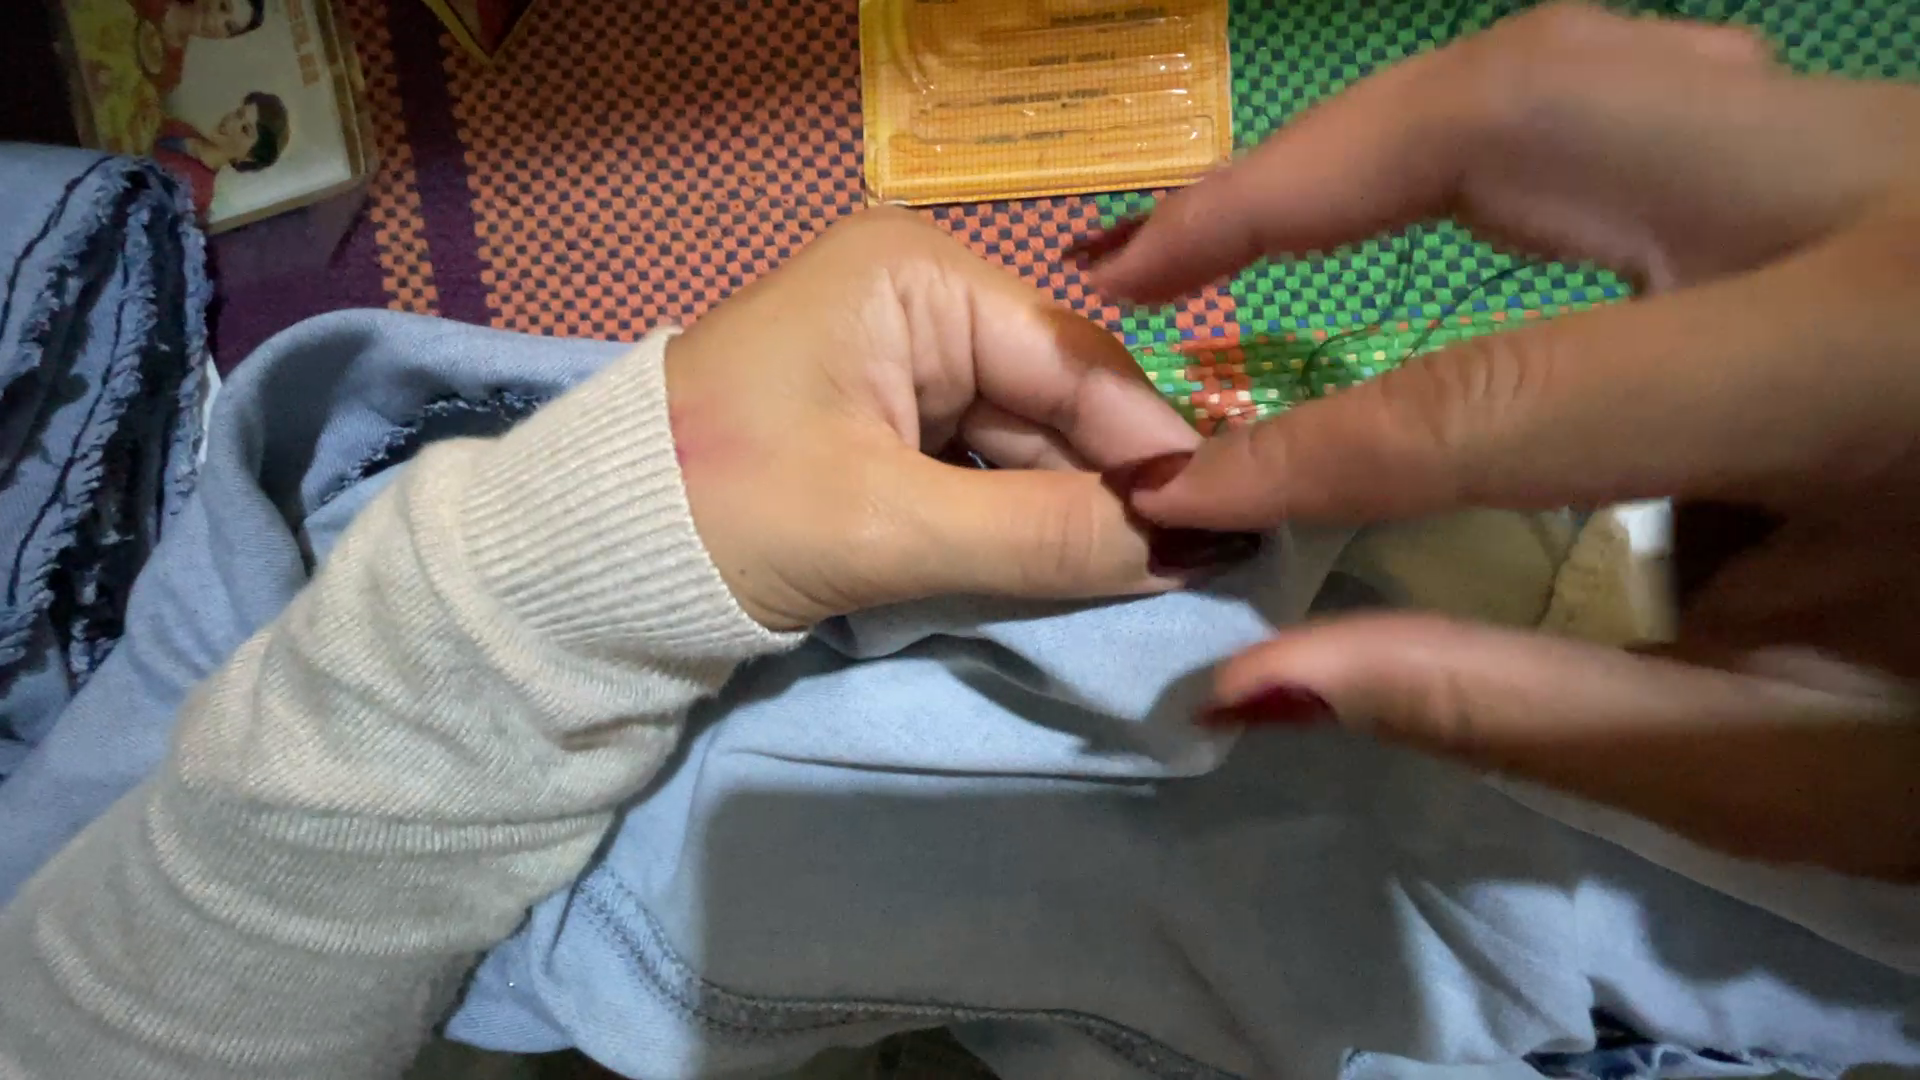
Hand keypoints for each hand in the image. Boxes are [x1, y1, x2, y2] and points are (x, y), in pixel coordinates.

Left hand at [664, 208, 1238, 632]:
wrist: (591, 563)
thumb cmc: (721, 512)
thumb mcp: (887, 524)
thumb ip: (1041, 536)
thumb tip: (1187, 548)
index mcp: (914, 278)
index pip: (1070, 361)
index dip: (1149, 445)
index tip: (1227, 521)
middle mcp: (921, 306)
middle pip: (1054, 404)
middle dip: (1113, 488)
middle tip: (1195, 565)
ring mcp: (907, 369)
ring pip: (1026, 446)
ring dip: (1073, 513)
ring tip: (1146, 574)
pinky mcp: (893, 428)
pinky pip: (986, 473)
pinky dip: (1023, 524)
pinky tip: (1071, 564)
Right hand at [1092, 5, 1919, 877]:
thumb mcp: (1766, 760)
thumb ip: (1492, 705)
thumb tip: (1255, 682)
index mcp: (1891, 354)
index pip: (1492, 400)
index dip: (1303, 454)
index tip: (1168, 491)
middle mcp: (1885, 187)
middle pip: (1505, 110)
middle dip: (1274, 191)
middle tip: (1127, 264)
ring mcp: (1869, 140)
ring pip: (1546, 70)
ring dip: (1339, 150)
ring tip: (1196, 230)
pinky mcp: (1841, 155)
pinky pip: (1605, 101)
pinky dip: (1439, 150)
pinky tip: (1357, 205)